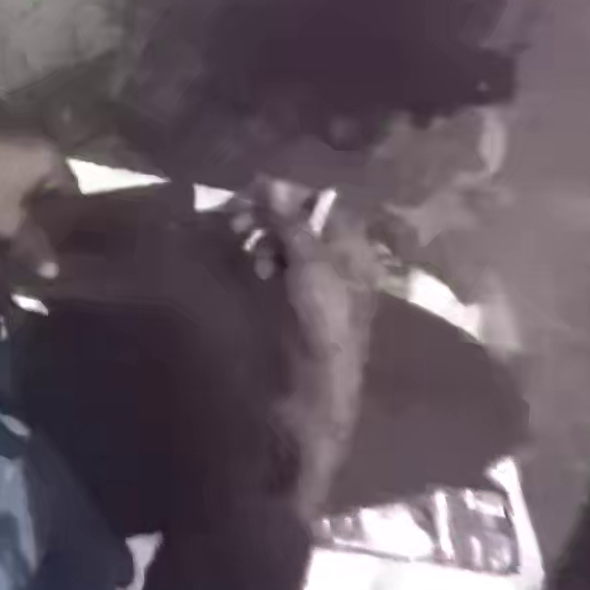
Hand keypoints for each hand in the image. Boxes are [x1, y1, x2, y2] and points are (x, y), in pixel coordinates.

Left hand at [0, 136, 74, 273]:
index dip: (67, 222)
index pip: (72, 193)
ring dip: (10, 224)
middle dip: (34, 226)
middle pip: (44, 195)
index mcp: (48, 157)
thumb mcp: (11, 224)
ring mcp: (4, 151)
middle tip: (29, 252)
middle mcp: (31, 148)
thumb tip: (54, 272)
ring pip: (18, 195)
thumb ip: (36, 246)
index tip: (59, 247)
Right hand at [236, 180, 386, 515]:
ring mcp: (318, 289)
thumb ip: (294, 227)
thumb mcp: (311, 272)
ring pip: (287, 246)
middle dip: (270, 216)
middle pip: (305, 226)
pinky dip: (260, 260)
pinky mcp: (296, 307)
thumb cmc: (322, 335)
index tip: (253, 191)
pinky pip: (277, 269)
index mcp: (353, 256)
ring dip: (262, 237)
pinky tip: (246, 266)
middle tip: (236, 217)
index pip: (326, 209)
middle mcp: (340, 268)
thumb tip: (272, 182)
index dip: (292, 197)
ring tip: (238, 240)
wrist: (314, 407)